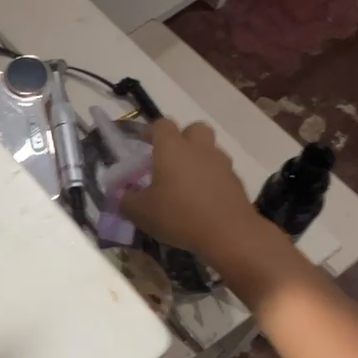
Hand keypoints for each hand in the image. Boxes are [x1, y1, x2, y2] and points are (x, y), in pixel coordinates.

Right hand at [119, 119, 260, 257]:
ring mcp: (221, 163)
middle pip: (193, 129)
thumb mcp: (141, 212)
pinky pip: (220, 172)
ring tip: (186, 184)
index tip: (142, 144)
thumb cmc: (179, 215)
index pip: (161, 125)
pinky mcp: (236, 181)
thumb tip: (121, 195)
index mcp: (172, 148)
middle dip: (182, 138)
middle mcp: (198, 148)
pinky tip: (202, 201)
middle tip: (170, 159)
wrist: (229, 233)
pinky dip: (211, 179)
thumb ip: (126, 200)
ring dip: (198, 159)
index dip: (151, 131)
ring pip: (209, 150)